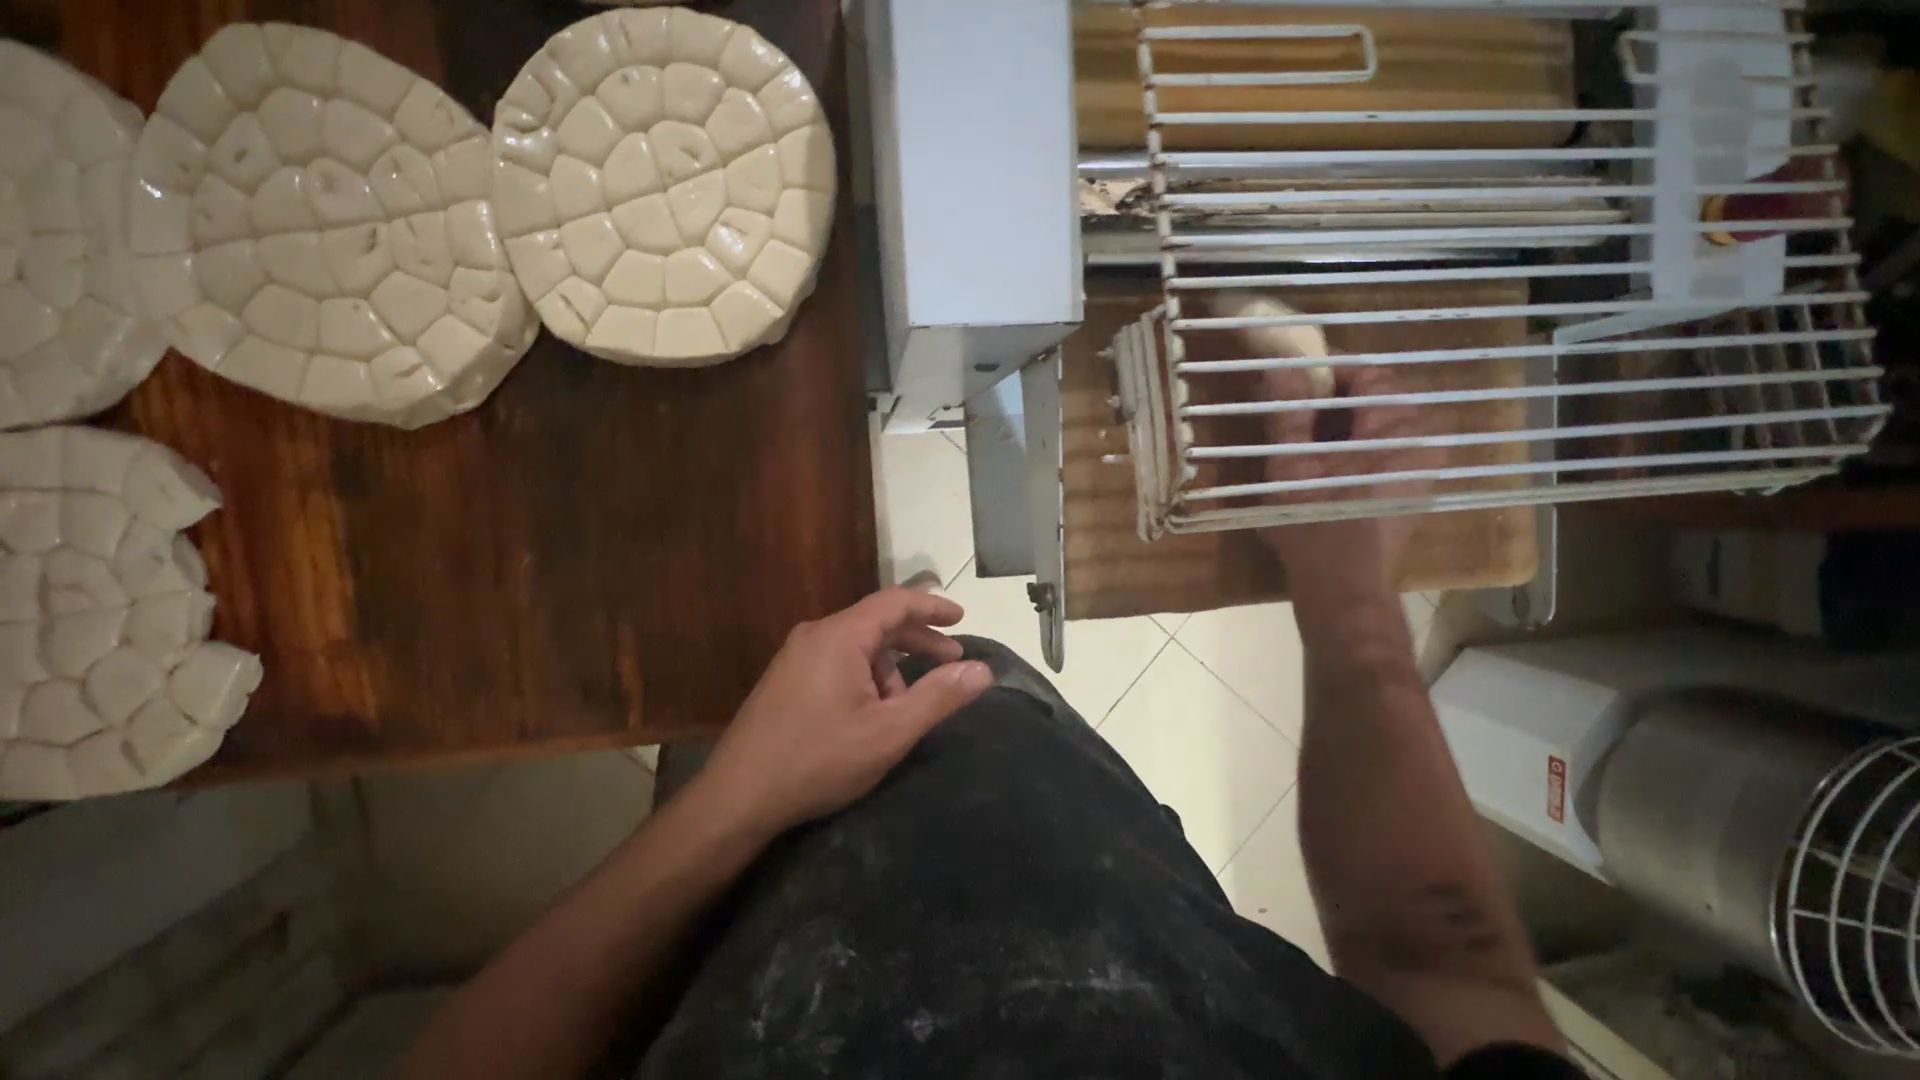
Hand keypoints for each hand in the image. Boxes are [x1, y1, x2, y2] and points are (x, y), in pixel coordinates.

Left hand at [695, 587, 993, 834]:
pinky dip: (865, 677)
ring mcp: (794, 658)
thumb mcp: (889, 733)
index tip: (962, 620)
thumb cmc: (819, 760)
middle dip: (917, 642)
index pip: (894, 602)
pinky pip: (836, 662)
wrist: (739, 796)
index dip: (932, 608)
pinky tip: (871, 714)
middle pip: (876, 623)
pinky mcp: (785, 681)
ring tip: (905, 710)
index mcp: (839, 636)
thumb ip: (938, 697)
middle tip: (951, 664)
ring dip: (890, 669)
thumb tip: (982, 669)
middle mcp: (814, 636)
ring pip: (857, 647)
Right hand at [1257, 364, 1438, 612]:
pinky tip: (1321, 463)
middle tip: (1290, 407)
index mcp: (1397, 427)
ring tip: (1300, 436)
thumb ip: (1290, 412)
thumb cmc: (1314, 524)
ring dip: (1341, 423)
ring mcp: (1421, 466)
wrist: (1343, 587)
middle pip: (1376, 399)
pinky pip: (1383, 450)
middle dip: (1333, 398)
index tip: (1291, 375)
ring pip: (1378, 425)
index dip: (1327, 369)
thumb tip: (1282, 365)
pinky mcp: (1412, 488)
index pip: (1368, 374)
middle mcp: (1420, 439)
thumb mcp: (1291, 464)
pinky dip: (1353, 446)